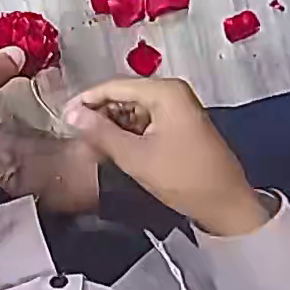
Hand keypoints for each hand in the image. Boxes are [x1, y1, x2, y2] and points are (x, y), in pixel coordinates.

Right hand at [62, 78, 271, 235]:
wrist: (226, 204)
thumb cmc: (183, 177)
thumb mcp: (135, 156)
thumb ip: (100, 132)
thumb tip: (72, 114)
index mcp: (165, 91)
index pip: (114, 86)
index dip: (86, 100)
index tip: (63, 116)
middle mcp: (172, 91)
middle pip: (124, 94)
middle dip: (100, 113)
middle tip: (77, 133)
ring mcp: (178, 106)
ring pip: (134, 108)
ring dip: (113, 124)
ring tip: (92, 143)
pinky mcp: (180, 122)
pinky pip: (147, 119)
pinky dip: (129, 131)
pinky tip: (115, 147)